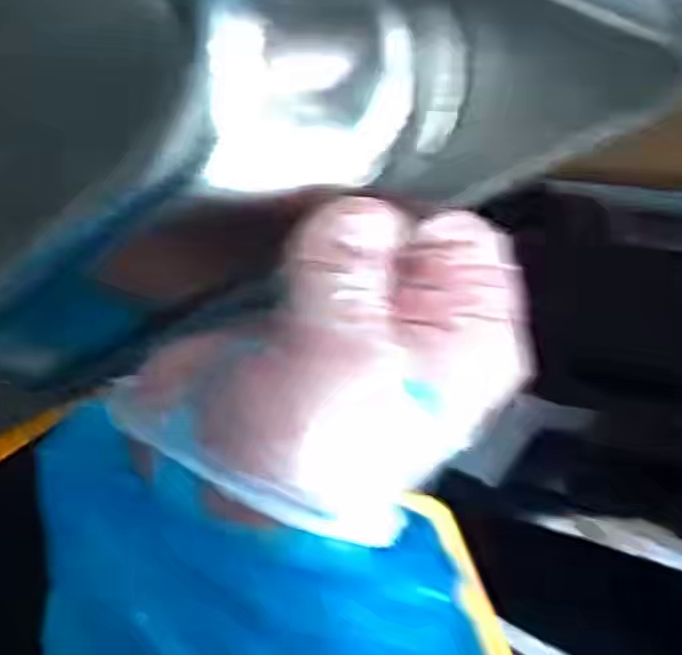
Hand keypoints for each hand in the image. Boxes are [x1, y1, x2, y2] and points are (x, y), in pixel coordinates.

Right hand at [109, 196, 529, 543]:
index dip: (402, 212)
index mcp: (458, 334)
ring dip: (299, 220)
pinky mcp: (279, 301)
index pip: (461, 237)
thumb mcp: (337, 361)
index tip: (339, 207)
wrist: (220, 474)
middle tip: (293, 212)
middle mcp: (405, 313)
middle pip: (391, 227)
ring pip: (333, 232)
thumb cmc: (301, 438)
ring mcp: (337, 306)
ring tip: (262, 220)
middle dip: (343, 210)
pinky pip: (284, 248)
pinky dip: (268, 234)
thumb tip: (354, 207)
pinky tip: (243, 234)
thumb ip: (346, 280)